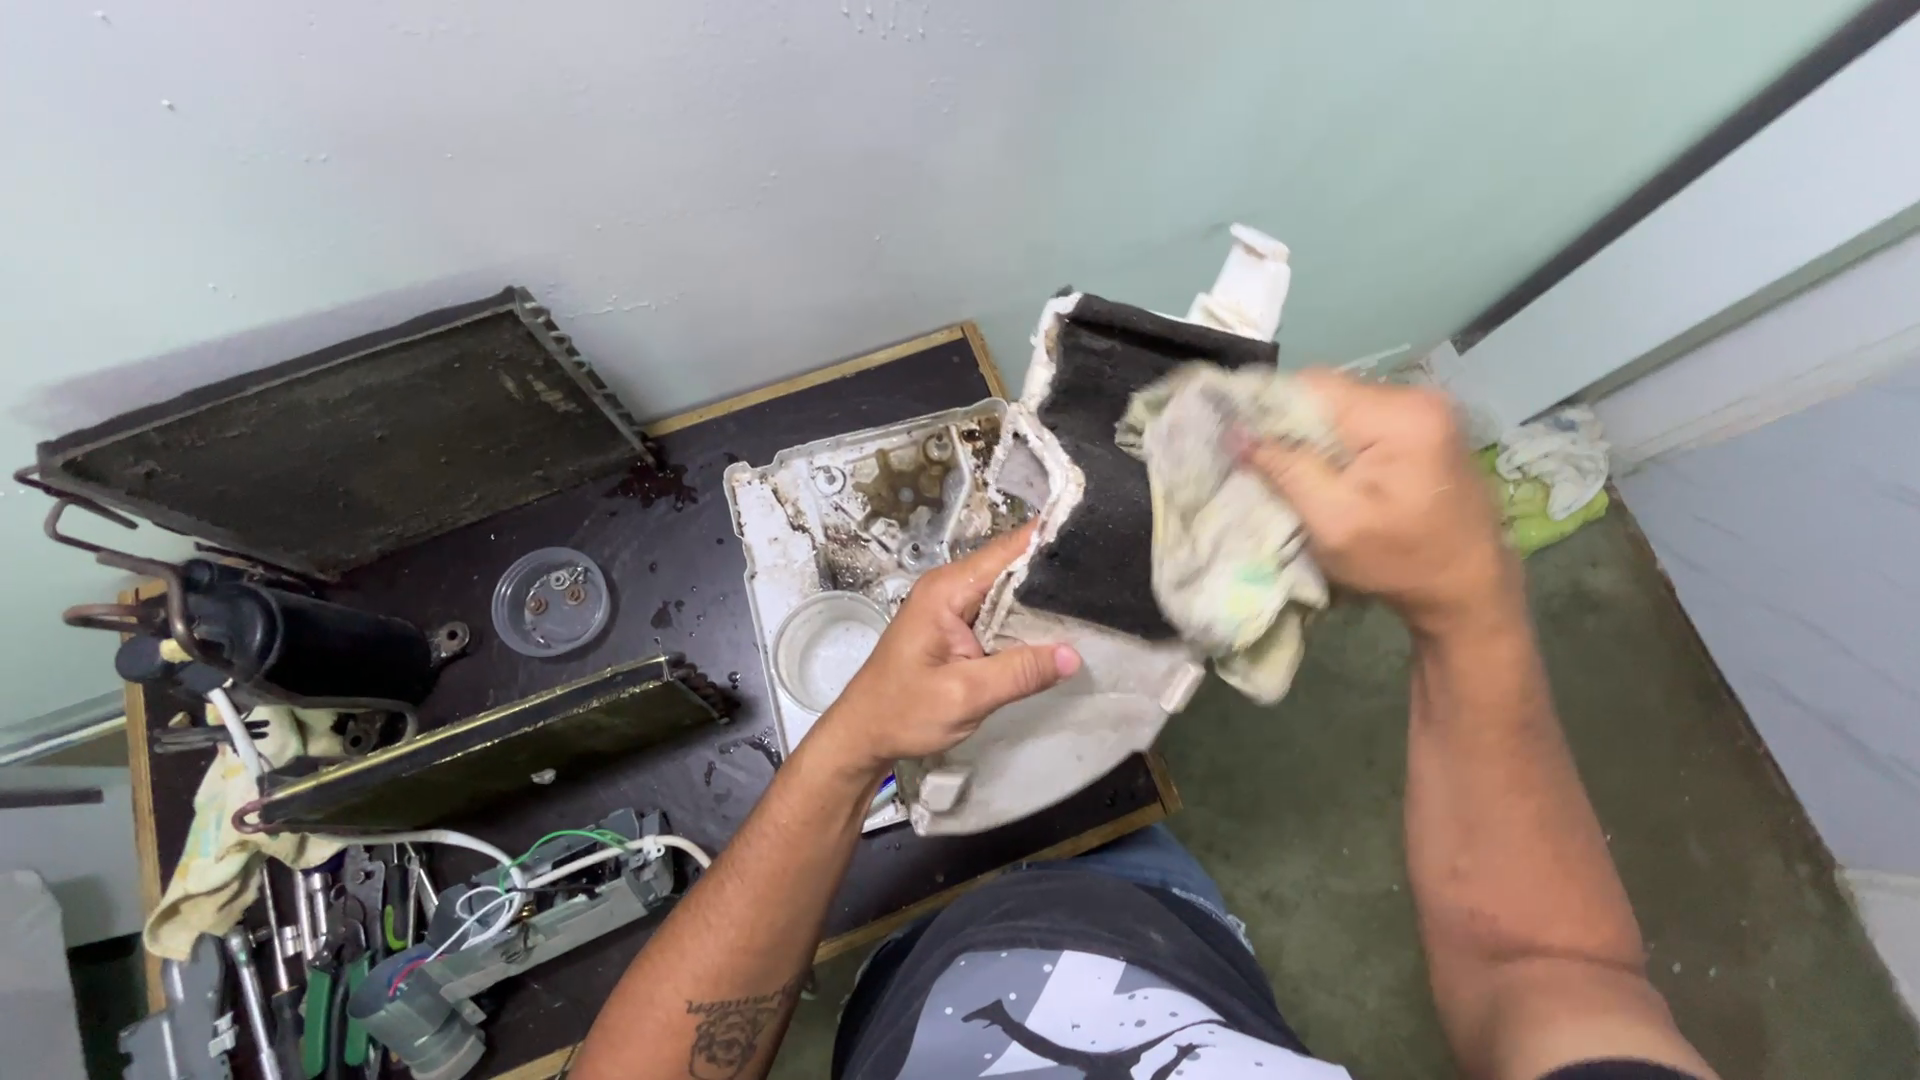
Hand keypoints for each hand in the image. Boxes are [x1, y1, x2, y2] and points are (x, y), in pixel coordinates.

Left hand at [808, 524, 1081, 774]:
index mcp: (947, 590)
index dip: (1049, 542)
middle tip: (1107, 575)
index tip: (1094, 540)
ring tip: (1094, 597)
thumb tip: (1073, 655)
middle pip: (1011, 565)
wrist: (863, 734)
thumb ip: (1019, 673)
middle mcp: (950, 587)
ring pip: (1008, 589)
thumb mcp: (964, 696)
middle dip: (1054, 570)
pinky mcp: (958, 626)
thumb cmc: (903, 712)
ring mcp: (953, 605)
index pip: (1007, 551)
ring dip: (1043, 596)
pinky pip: (1000, 610)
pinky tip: (1059, 626)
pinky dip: (1027, 617)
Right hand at [1241, 370, 1520, 638]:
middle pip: (1327, 393)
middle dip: (1288, 424)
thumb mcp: (1333, 522)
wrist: (1467, 588)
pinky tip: (1323, 472)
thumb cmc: (1399, 561)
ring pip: (1340, 406)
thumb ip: (1286, 470)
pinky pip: (1360, 420)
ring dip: (1309, 434)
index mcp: (1399, 416)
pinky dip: (1333, 442)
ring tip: (1288, 470)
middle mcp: (1417, 398)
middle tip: (1259, 461)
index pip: (1312, 386)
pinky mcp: (1423, 428)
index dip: (1268, 408)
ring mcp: (1425, 411)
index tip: (1238, 439)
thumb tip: (1234, 432)